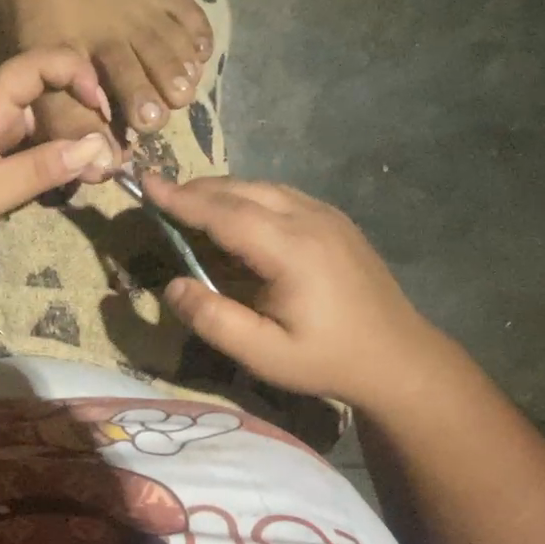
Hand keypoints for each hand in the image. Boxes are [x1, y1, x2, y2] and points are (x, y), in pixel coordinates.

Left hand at [0, 46, 117, 245]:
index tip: (103, 104)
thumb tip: (96, 148)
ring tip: (95, 172)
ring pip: (36, 122)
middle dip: (81, 120)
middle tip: (111, 156)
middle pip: (45, 95)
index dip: (75, 72)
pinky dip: (46, 156)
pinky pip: (22, 142)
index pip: (38, 64)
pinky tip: (65, 179)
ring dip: (67, 143)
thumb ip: (42, 170)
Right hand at [144, 176, 454, 410]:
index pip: (224, 213)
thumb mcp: (263, 354)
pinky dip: (246, 198)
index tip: (146, 184)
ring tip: (187, 204)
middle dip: (196, 190)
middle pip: (242, 190)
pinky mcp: (335, 222)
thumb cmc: (326, 359)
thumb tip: (173, 286)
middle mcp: (310, 220)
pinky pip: (281, 196)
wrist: (398, 358)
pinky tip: (232, 217)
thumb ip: (213, 320)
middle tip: (158, 196)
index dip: (181, 199)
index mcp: (291, 250)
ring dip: (221, 192)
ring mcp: (327, 216)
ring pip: (263, 188)